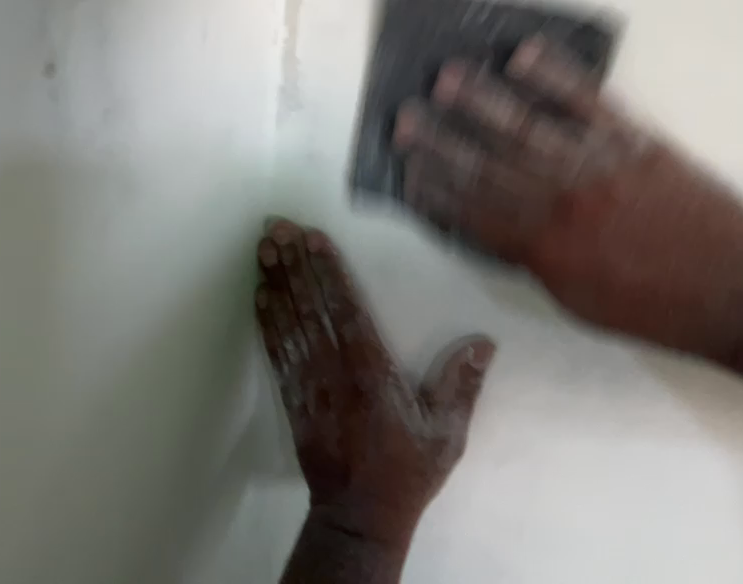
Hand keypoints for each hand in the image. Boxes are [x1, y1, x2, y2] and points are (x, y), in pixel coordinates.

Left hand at [255, 219, 494, 545]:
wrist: (358, 518)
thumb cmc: (406, 471)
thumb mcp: (446, 434)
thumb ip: (462, 385)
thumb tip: (484, 343)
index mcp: (372, 372)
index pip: (346, 308)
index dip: (329, 270)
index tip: (313, 237)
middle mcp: (335, 371)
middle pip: (312, 306)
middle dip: (293, 263)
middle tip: (276, 225)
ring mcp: (309, 383)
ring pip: (290, 322)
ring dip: (276, 282)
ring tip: (263, 247)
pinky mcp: (293, 397)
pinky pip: (277, 352)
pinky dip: (266, 321)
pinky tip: (258, 295)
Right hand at [392, 37, 742, 364]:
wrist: (739, 294)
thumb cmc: (654, 307)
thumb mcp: (578, 299)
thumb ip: (530, 258)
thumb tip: (486, 224)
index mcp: (547, 250)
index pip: (474, 214)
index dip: (435, 191)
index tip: (405, 170)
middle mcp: (564, 205)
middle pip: (489, 167)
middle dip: (442, 142)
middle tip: (405, 117)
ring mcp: (599, 167)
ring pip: (528, 128)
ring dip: (484, 102)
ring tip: (448, 76)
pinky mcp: (635, 141)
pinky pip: (588, 103)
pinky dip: (556, 76)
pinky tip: (525, 56)